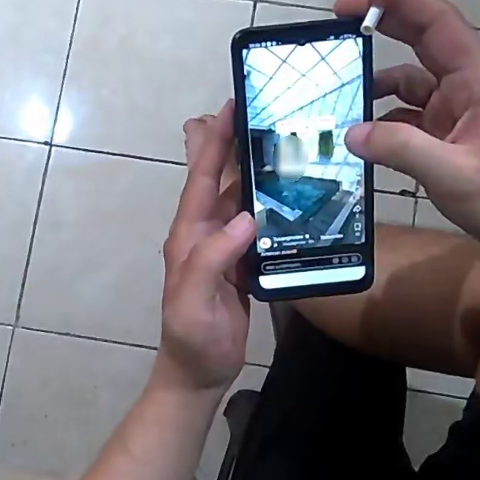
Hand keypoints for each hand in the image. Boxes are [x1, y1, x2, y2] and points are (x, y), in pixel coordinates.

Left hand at [158, 101, 256, 391]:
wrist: (198, 371)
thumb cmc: (192, 339)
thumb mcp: (193, 302)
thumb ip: (211, 260)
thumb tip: (244, 218)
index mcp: (188, 236)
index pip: (200, 180)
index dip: (213, 144)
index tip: (228, 107)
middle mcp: (203, 234)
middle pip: (217, 180)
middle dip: (231, 144)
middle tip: (254, 108)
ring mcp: (223, 247)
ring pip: (239, 199)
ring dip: (255, 170)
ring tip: (282, 140)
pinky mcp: (241, 263)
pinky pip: (257, 226)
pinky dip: (271, 205)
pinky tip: (292, 194)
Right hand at [335, 0, 479, 280]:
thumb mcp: (453, 174)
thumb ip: (400, 149)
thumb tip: (348, 132)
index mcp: (477, 83)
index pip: (437, 26)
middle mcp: (465, 88)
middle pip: (421, 41)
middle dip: (383, 21)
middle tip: (338, 12)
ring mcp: (454, 112)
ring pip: (407, 80)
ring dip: (373, 77)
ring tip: (335, 81)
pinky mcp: (444, 135)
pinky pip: (402, 115)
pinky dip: (376, 117)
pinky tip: (354, 130)